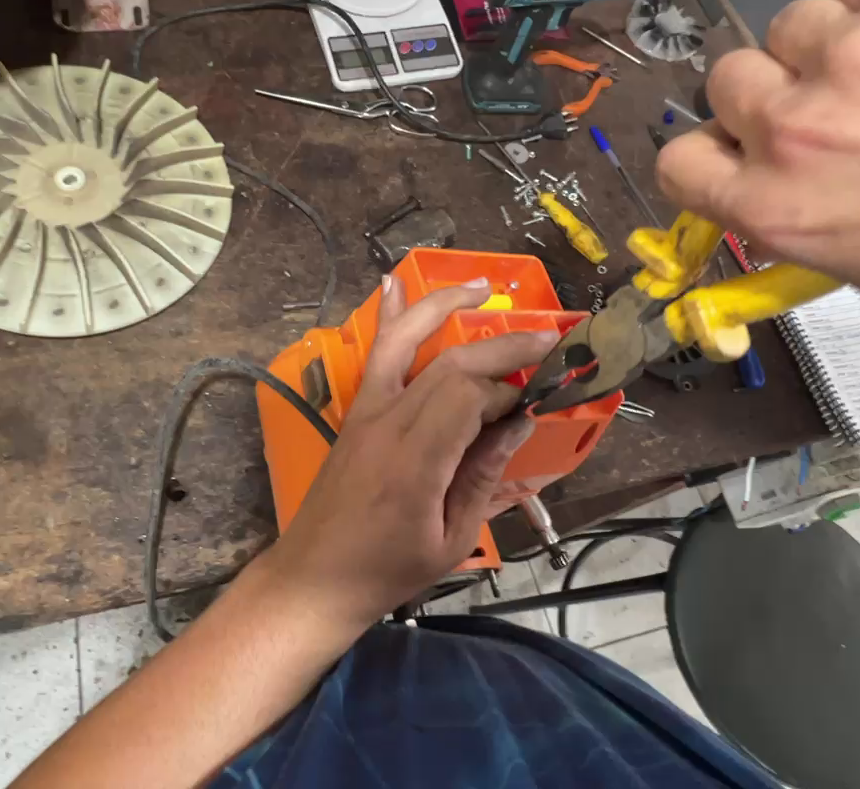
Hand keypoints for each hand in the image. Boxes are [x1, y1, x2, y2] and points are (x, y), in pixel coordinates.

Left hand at [251, 276, 556, 629]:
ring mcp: (365, 410)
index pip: (468, 398)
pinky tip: (393, 283)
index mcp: (415, 462)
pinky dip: (389, 317)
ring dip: (442, 306)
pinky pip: (375, 354)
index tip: (532, 403)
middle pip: (448, 364)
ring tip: (480, 286)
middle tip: (545, 336)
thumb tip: (519, 424)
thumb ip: (483, 476)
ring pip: (404, 341)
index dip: (506, 392)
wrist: (314, 576)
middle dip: (500, 346)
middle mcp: (388, 422)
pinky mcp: (355, 410)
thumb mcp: (450, 538)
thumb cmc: (387, 570)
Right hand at [658, 0, 859, 337]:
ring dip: (835, 44)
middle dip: (773, 96)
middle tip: (844, 108)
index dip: (707, 160)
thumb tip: (784, 195)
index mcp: (789, 212)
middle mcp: (802, 128)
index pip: (679, 164)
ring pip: (795, 25)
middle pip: (726, 81)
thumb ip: (818, 232)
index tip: (743, 156)